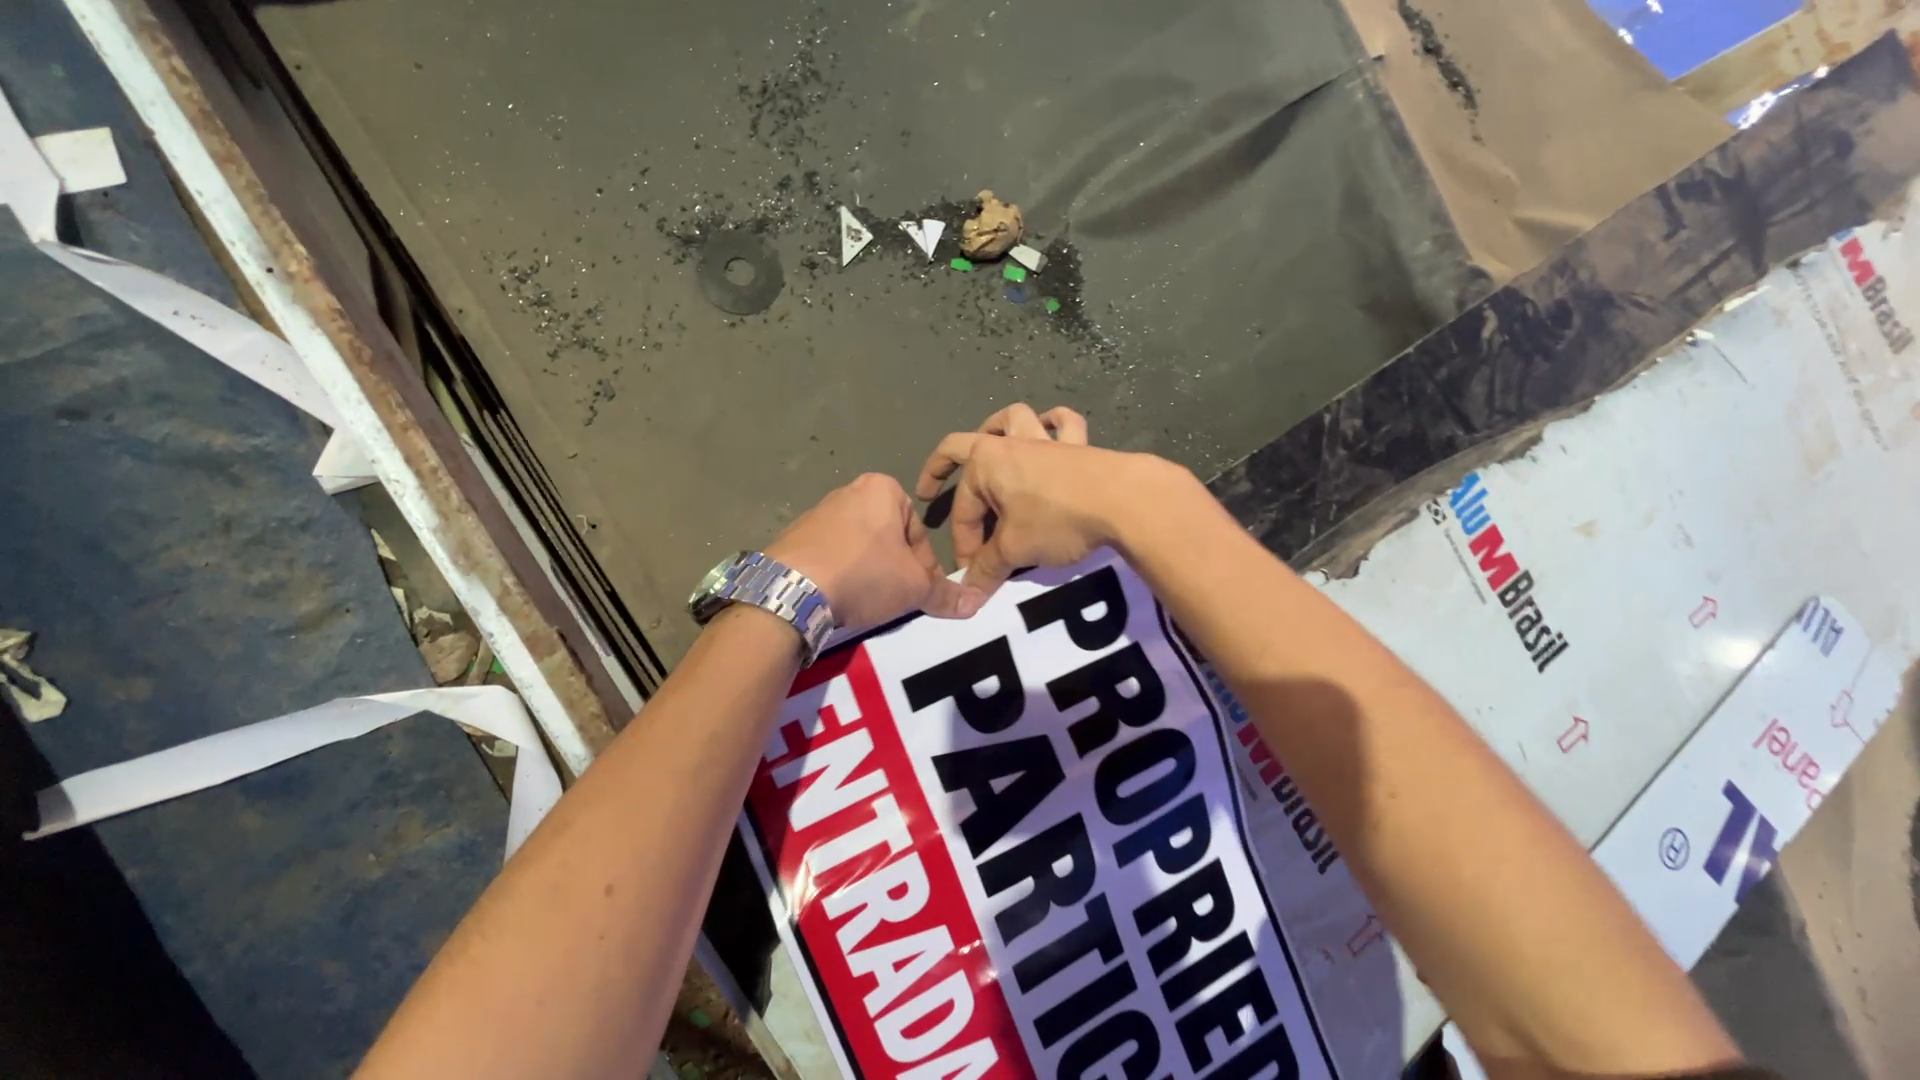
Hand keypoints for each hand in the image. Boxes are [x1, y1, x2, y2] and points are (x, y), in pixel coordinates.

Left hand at [765, 473, 982, 630]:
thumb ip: (945, 594)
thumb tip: (974, 603)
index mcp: (882, 488)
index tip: (921, 592)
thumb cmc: (864, 573)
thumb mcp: (913, 587)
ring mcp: (817, 513)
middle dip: (895, 567)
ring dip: (868, 572)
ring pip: (859, 547)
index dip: (925, 567)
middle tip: (896, 597)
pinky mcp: (794, 537)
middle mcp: (848, 491)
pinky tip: (839, 598)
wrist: (793, 588)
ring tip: (867, 601)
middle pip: (888, 537)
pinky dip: (840, 575)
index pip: (919, 530)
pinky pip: (830, 556)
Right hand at [915, 404, 1185, 599]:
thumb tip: (966, 593)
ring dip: (997, 428)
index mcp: (985, 464)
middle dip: (941, 467)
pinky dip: (1054, 423)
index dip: (963, 544)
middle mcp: (1009, 444)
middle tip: (930, 488)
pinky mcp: (1077, 444)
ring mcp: (1045, 440)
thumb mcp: (1015, 549)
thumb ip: (988, 568)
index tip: (973, 572)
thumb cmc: (1056, 520)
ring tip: (990, 443)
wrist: (1122, 499)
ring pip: (1014, 419)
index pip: (963, 511)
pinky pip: (1063, 424)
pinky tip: (1051, 429)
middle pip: (965, 447)